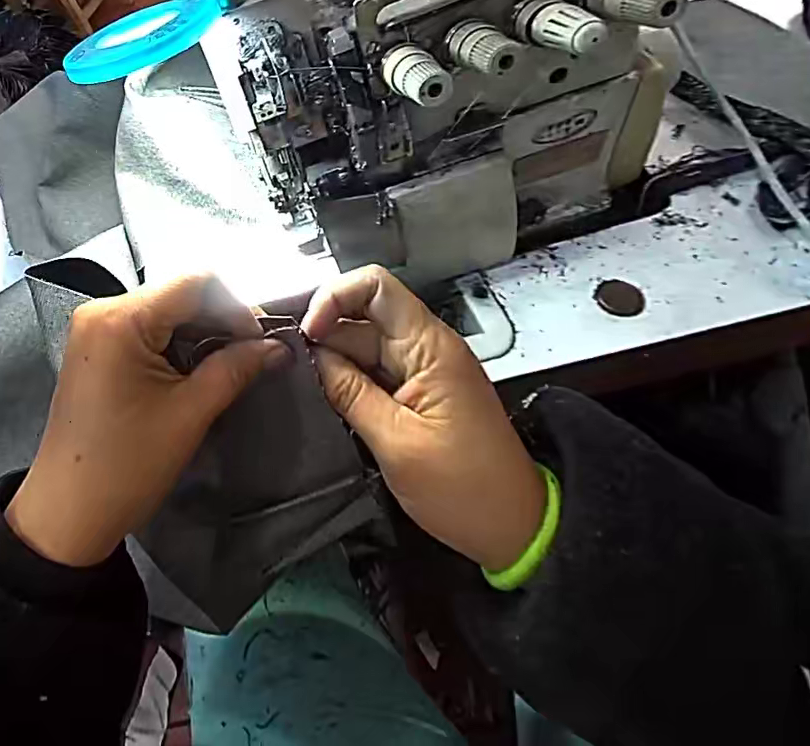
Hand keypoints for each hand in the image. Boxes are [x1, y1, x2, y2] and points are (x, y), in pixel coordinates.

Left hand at [6, 273, 290, 565]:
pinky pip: (151, 328)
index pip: (196, 283)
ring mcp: (97, 328)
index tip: (261, 340)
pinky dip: (182, 342)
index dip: (237, 306)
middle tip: (255, 352)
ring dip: (205, 332)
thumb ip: (236, 368)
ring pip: (170, 310)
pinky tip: (200, 367)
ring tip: (232, 363)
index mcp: (120, 319)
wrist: (66, 516)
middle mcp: (103, 310)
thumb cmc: (125, 465)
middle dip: (224, 319)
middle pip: (182, 293)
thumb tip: (277, 346)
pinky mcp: (100, 347)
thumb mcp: (189, 413)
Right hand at [302, 266, 544, 571]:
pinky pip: (378, 368)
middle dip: (327, 333)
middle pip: (365, 314)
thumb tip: (314, 357)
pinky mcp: (422, 389)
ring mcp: (424, 367)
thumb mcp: (396, 443)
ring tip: (308, 387)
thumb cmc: (463, 489)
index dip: (335, 297)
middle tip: (296, 368)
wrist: (514, 524)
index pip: (376, 286)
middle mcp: (427, 346)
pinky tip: (330, 398)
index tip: (308, 333)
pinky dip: (352, 378)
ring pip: (367, 342)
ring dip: (336, 358)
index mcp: (429, 347)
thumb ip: (350, 393)